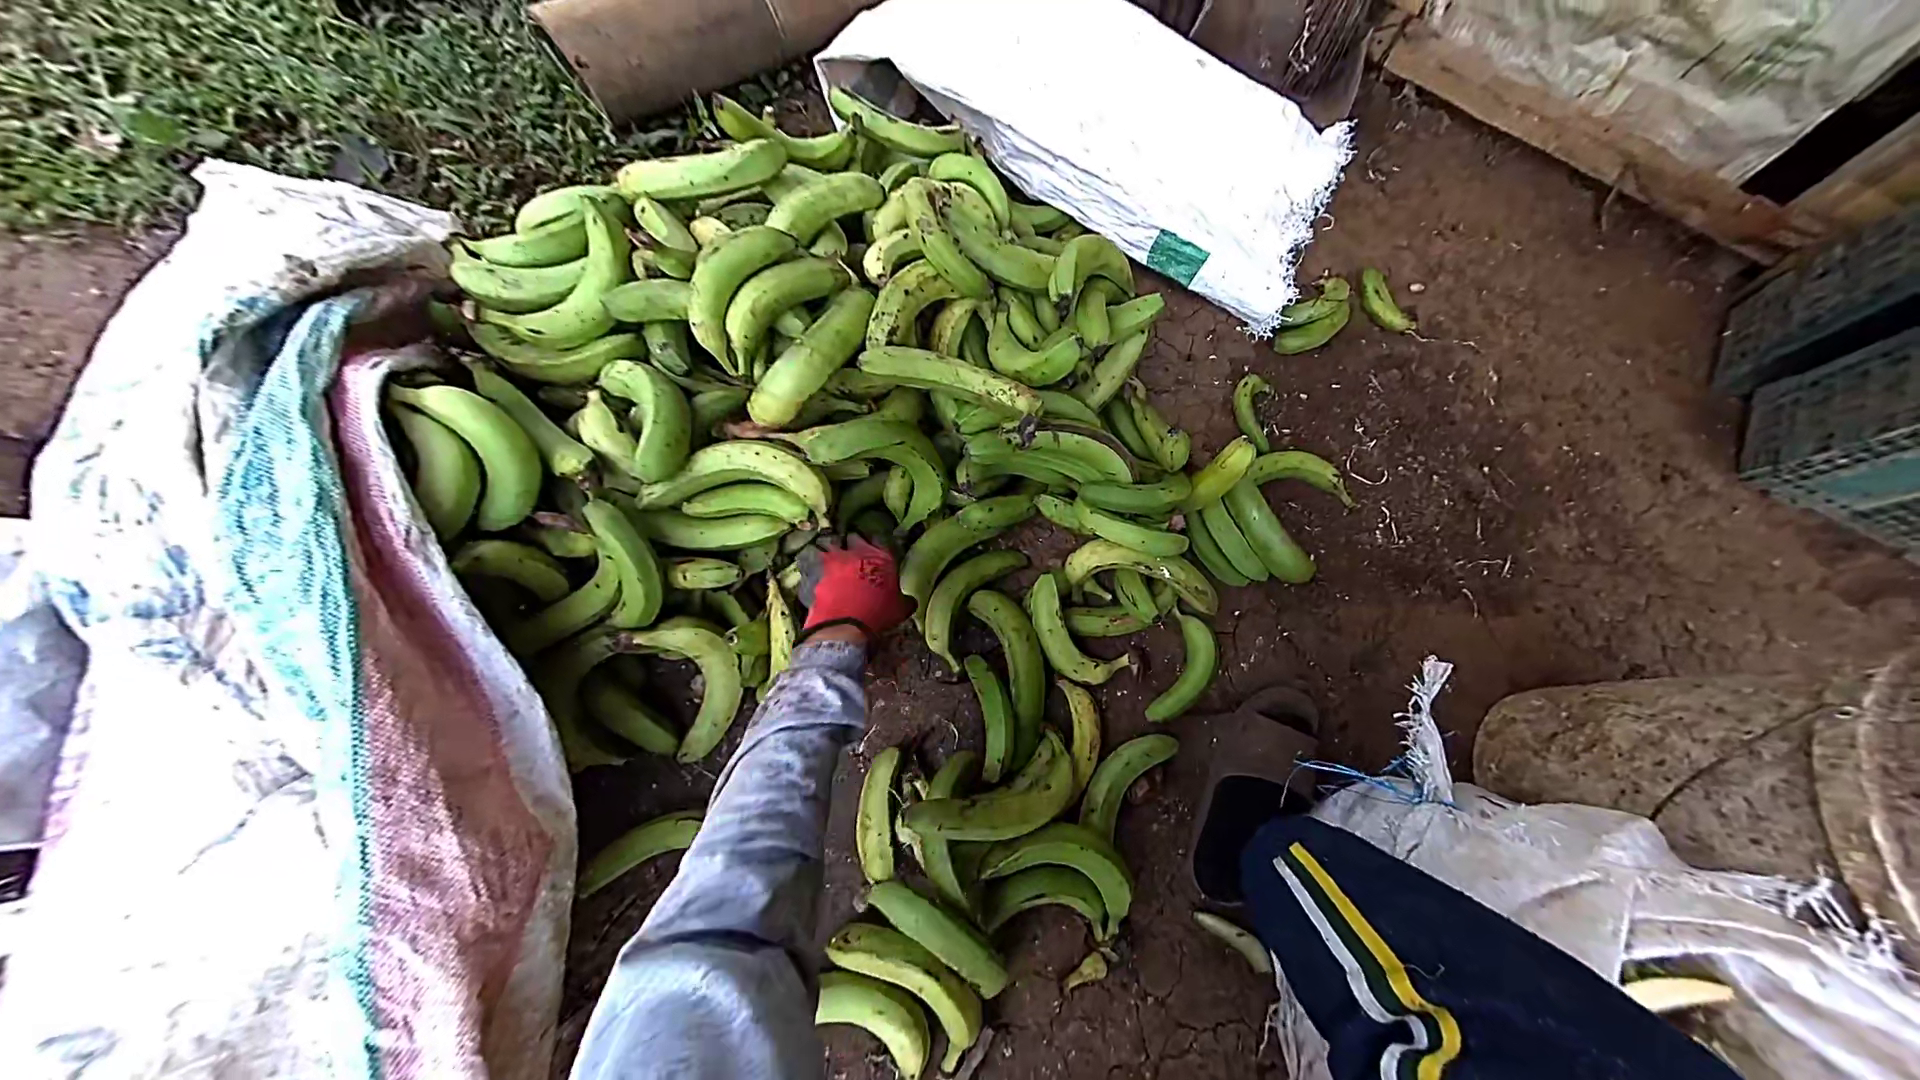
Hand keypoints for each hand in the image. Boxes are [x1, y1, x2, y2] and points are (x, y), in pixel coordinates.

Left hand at [795, 534, 914, 642]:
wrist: (844, 626)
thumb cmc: (877, 615)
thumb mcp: (900, 608)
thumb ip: (904, 599)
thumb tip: (910, 602)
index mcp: (880, 556)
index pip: (880, 537)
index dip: (876, 543)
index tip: (875, 551)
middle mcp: (854, 551)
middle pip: (851, 536)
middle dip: (850, 543)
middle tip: (851, 555)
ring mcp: (830, 559)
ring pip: (825, 543)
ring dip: (826, 550)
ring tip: (827, 559)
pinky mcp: (810, 571)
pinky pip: (806, 561)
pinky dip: (809, 568)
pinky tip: (811, 576)